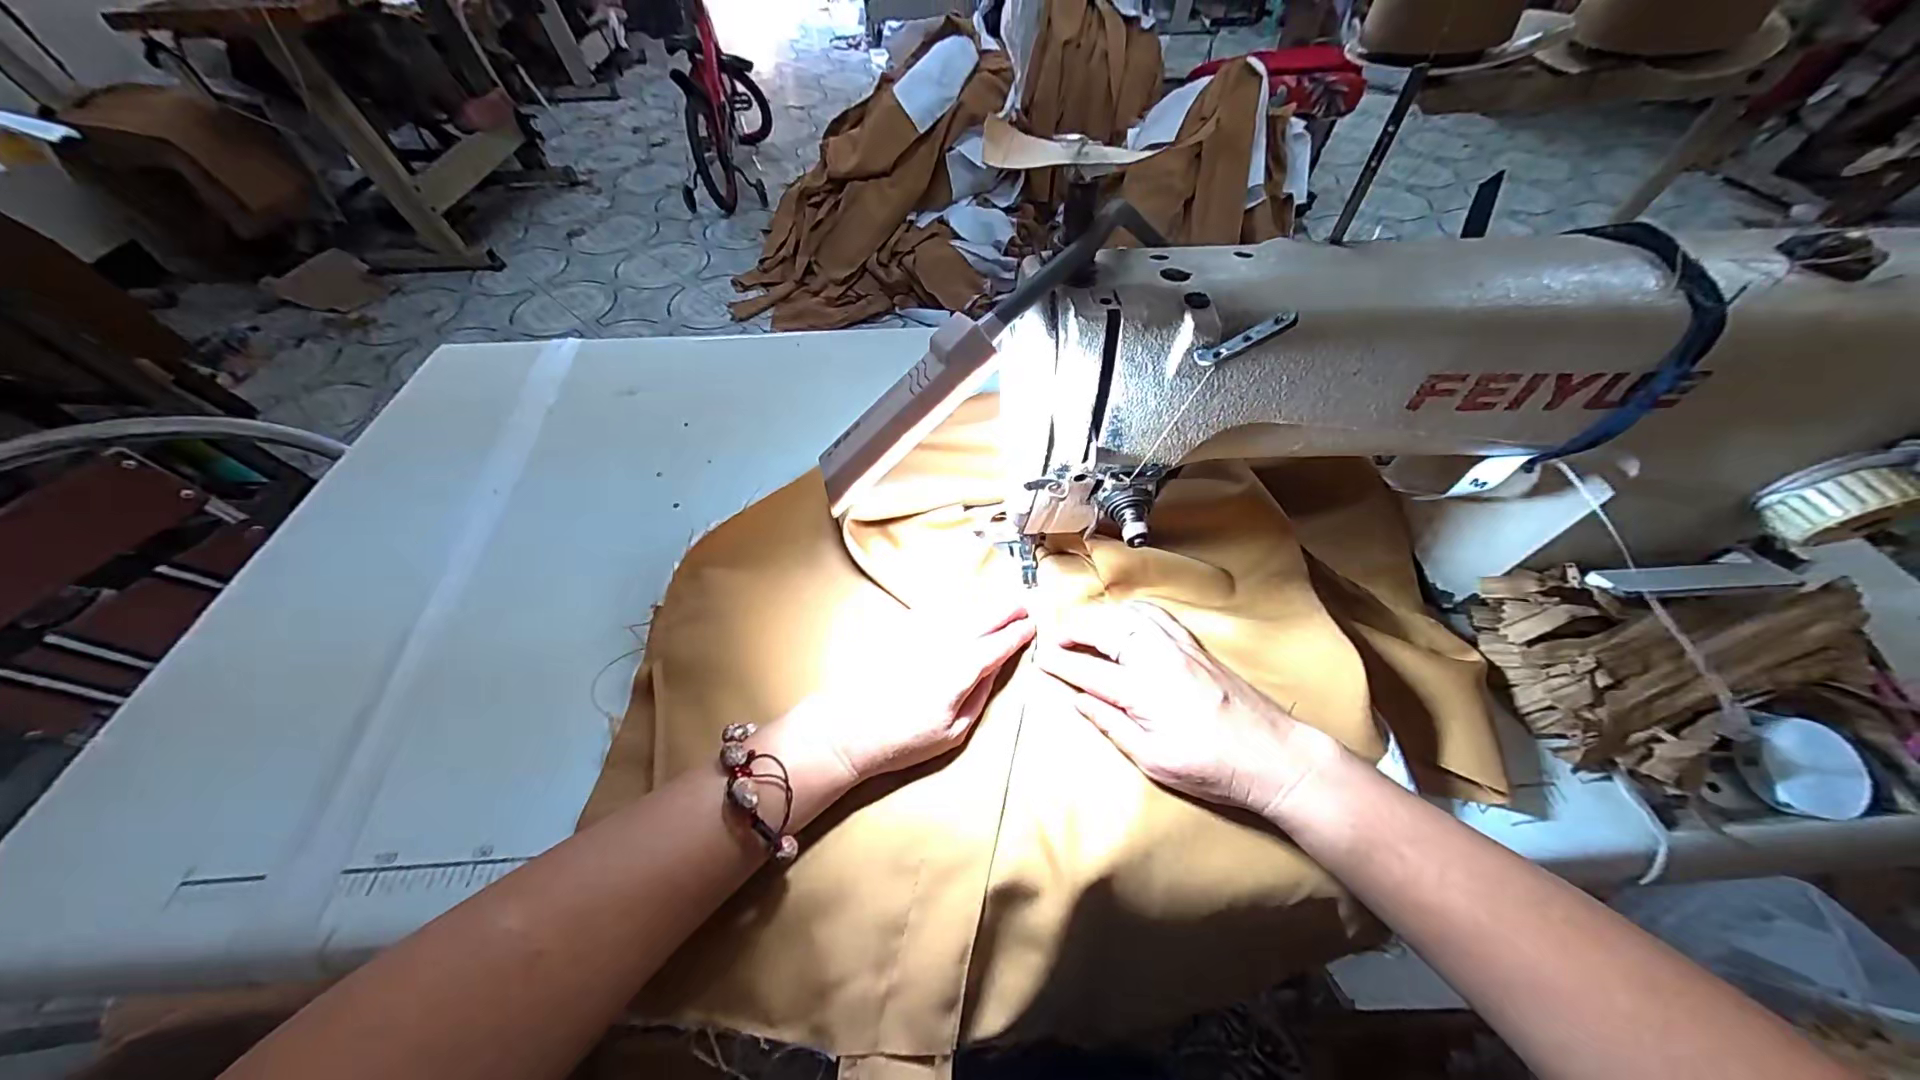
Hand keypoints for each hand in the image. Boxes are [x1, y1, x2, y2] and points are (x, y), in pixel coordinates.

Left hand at [790, 596, 1034, 783]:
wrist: (849, 730)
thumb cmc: (903, 740)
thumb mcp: (954, 732)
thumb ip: (979, 696)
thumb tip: (994, 670)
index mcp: (960, 671)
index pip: (998, 645)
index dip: (1017, 634)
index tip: (1031, 626)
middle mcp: (943, 646)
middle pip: (981, 619)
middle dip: (1005, 610)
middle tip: (1022, 606)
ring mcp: (920, 636)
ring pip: (960, 612)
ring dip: (983, 607)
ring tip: (999, 606)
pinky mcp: (901, 634)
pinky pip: (934, 613)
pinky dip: (954, 608)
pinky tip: (961, 608)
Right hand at [1034, 600, 1349, 820]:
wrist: (1275, 756)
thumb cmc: (1215, 767)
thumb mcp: (1153, 758)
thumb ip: (1111, 724)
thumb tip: (1081, 702)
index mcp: (1143, 689)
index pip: (1087, 669)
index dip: (1060, 663)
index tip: (1042, 658)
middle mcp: (1159, 657)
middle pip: (1104, 629)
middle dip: (1073, 630)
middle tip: (1056, 640)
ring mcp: (1180, 647)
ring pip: (1129, 615)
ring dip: (1102, 619)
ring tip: (1086, 631)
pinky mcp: (1196, 646)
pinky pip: (1155, 614)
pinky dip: (1131, 613)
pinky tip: (1126, 623)